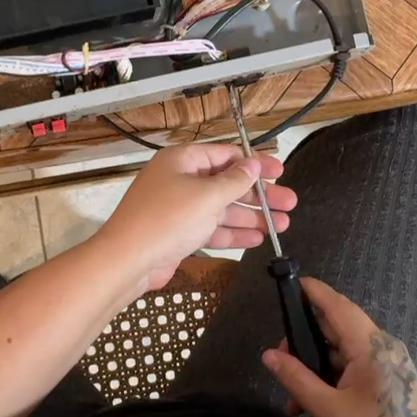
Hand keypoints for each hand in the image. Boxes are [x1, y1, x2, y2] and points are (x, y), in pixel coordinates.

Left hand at [92, 142, 296, 294]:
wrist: (128, 261)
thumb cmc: (166, 220)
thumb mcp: (207, 196)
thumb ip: (234, 181)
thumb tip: (252, 164)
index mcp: (182, 160)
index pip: (225, 155)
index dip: (254, 163)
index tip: (280, 172)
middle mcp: (180, 180)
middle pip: (226, 183)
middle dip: (259, 195)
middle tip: (289, 203)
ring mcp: (178, 208)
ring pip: (221, 209)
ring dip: (251, 216)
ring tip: (281, 225)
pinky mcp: (178, 234)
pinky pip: (211, 229)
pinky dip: (233, 233)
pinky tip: (257, 239)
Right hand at [261, 279, 416, 416]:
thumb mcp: (329, 410)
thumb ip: (297, 379)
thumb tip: (268, 354)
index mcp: (373, 347)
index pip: (339, 306)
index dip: (314, 291)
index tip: (290, 281)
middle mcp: (383, 347)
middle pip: (337, 327)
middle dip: (305, 340)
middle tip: (279, 361)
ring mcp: (389, 363)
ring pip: (342, 351)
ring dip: (315, 367)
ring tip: (293, 398)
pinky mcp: (389, 380)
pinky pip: (353, 367)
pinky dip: (330, 378)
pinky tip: (312, 404)